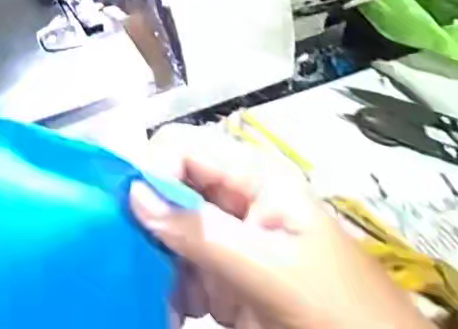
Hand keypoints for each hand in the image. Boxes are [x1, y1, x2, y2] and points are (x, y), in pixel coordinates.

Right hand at [129, 125, 432, 328]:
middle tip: (126, 261)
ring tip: (149, 297)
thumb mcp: (268, 270)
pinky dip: (171, 293)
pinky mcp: (231, 283)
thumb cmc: (335, 310)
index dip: (151, 168)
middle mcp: (238, 200)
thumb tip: (136, 191)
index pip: (186, 147)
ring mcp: (234, 242)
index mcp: (255, 177)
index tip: (123, 210)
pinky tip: (167, 313)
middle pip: (174, 189)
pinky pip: (185, 274)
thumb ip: (202, 231)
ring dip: (155, 264)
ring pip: (173, 235)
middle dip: (147, 222)